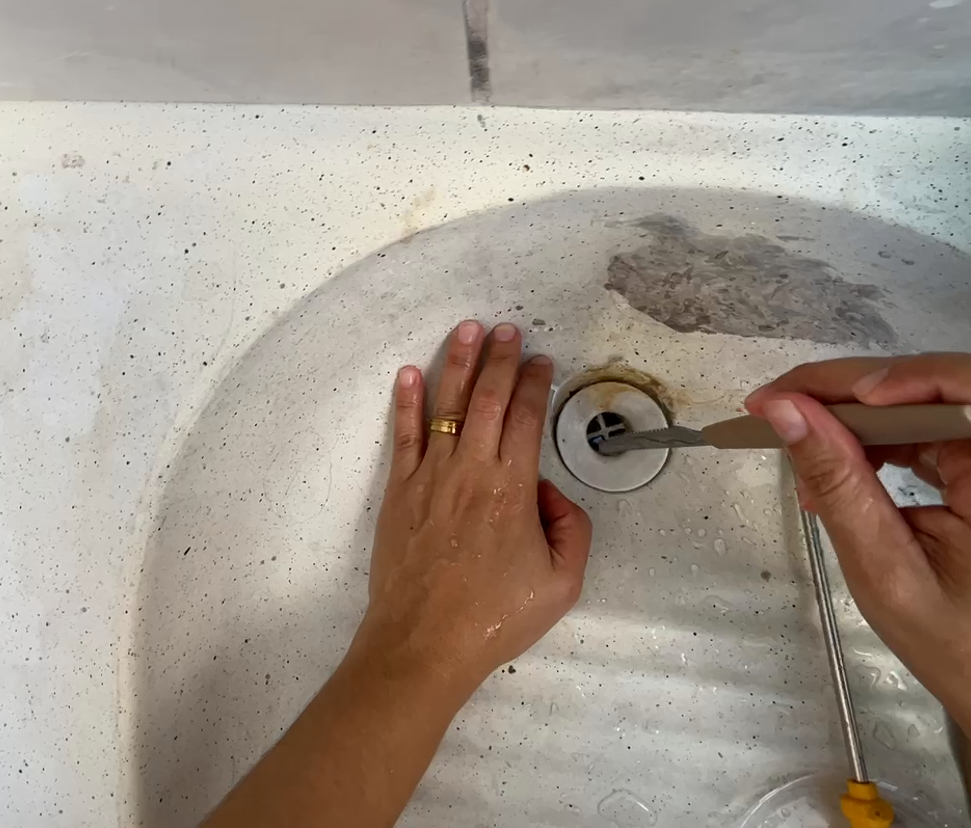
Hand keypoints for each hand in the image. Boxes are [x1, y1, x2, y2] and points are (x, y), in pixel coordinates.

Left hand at [201, 320, 592, 827]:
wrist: (424, 641)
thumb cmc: (495, 616)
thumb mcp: (562, 584)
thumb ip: (571, 528)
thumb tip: (548, 489)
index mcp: (512, 488)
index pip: (527, 419)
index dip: (535, 384)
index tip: (540, 359)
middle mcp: (472, 469)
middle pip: (489, 399)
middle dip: (500, 359)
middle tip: (508, 329)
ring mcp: (431, 474)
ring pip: (448, 406)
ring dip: (458, 364)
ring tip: (467, 330)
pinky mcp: (399, 488)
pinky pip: (404, 435)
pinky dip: (406, 402)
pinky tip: (409, 373)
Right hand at [746, 353, 970, 731]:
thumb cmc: (962, 649)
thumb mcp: (881, 571)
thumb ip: (835, 483)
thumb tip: (781, 408)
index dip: (940, 375)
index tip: (862, 398)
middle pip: (956, 385)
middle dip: (858, 387)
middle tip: (779, 404)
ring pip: (935, 398)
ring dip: (858, 406)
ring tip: (797, 431)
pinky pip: (932, 425)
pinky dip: (876, 431)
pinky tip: (838, 457)